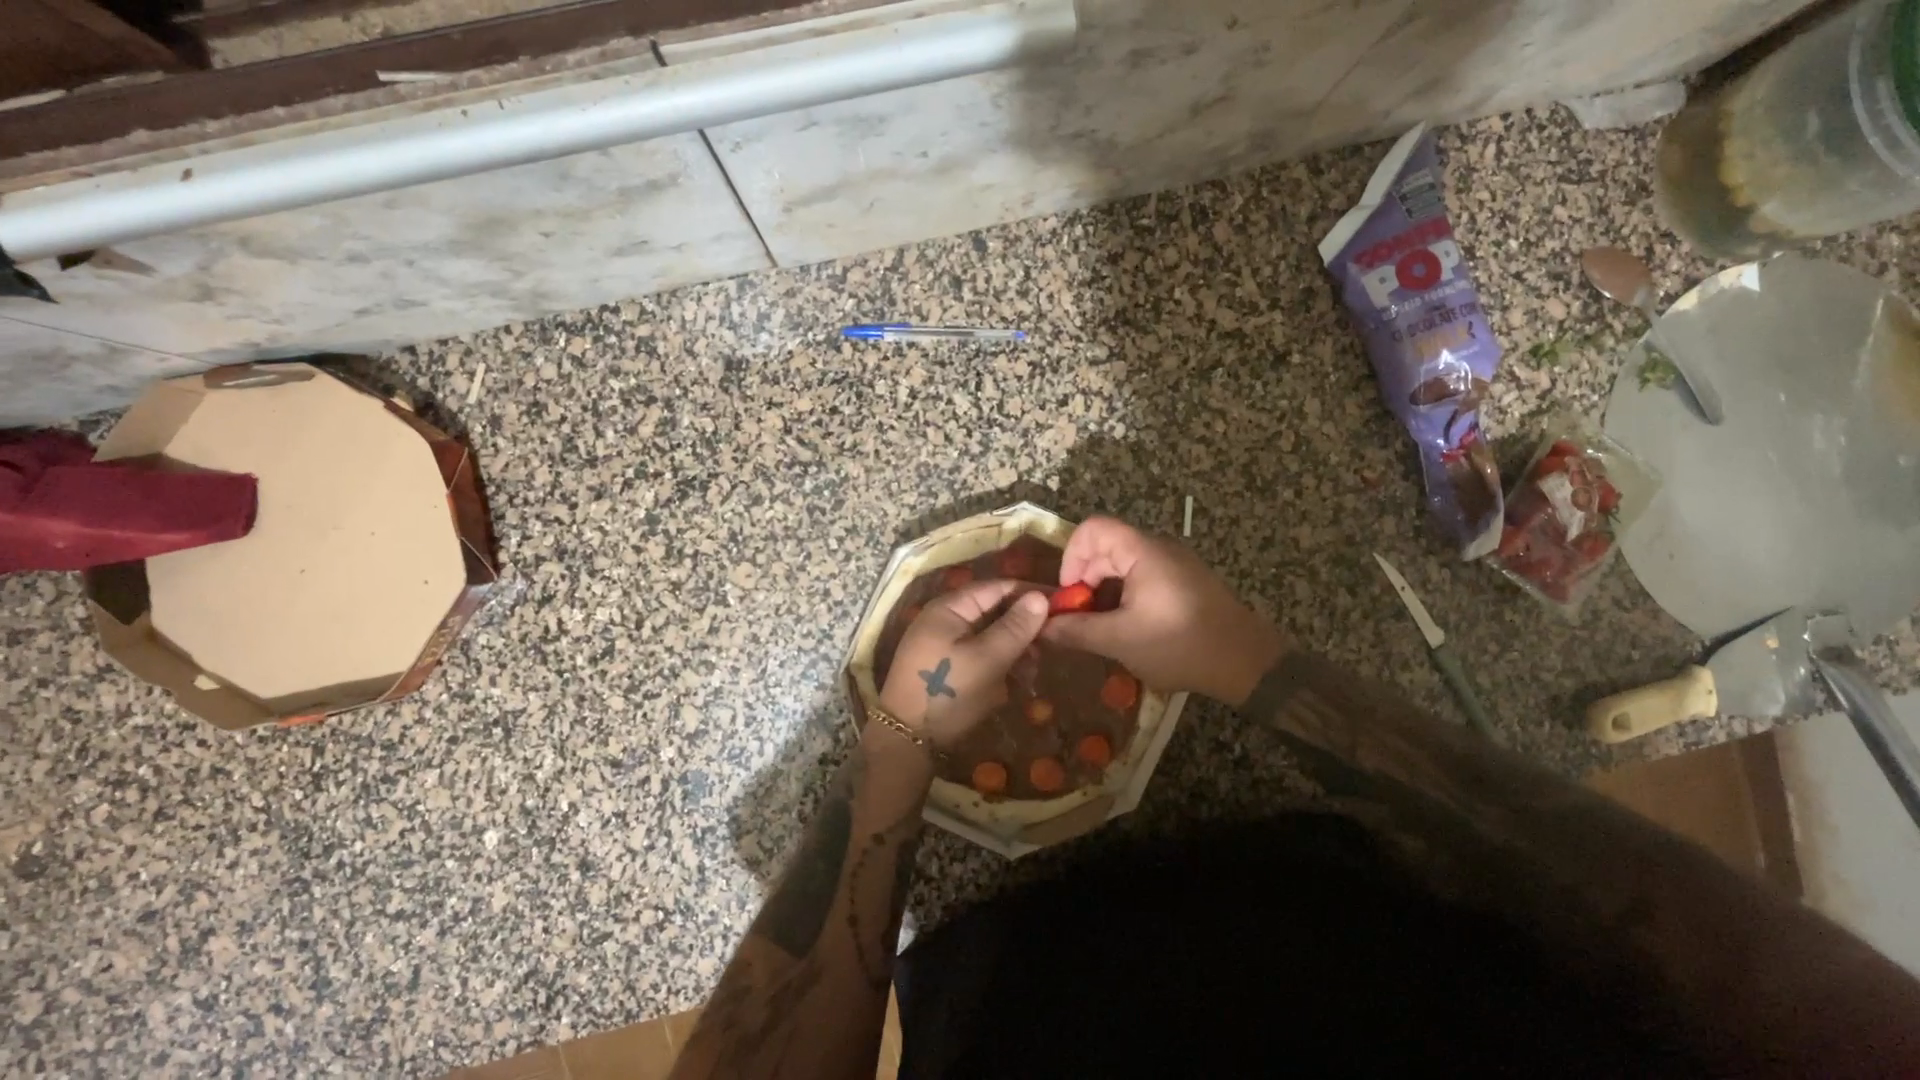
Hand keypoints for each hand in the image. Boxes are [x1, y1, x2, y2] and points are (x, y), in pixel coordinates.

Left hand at [880, 580, 1049, 749]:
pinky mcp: (945, 667)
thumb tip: (1041, 597)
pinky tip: (1015, 679)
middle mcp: (944, 619)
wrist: (906, 738)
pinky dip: (998, 662)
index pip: (997, 588)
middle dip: (1022, 625)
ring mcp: (942, 643)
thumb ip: (1015, 628)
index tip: (1061, 604)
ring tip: (1035, 665)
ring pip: (987, 635)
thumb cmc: (948, 692)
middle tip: (1052, 641)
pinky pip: (977, 654)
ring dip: (1013, 647)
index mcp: (950, 608)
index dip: (1029, 593)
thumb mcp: (987, 660)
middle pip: (992, 610)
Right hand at [1041, 516, 1289, 704]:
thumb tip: (1042, 627)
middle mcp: (1160, 548)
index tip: (1070, 595)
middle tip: (1081, 620)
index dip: (1071, 557)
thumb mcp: (1120, 640)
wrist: (1247, 662)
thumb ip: (1077, 630)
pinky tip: (1131, 631)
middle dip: (1086, 581)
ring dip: (1107, 594)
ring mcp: (1177, 564)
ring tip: (1104, 630)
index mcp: (1143, 551)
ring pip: (1125, 567)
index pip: (1092, 528)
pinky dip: (1128, 598)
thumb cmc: (1180, 644)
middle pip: (1107, 548)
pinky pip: (1145, 579)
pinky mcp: (1187, 582)